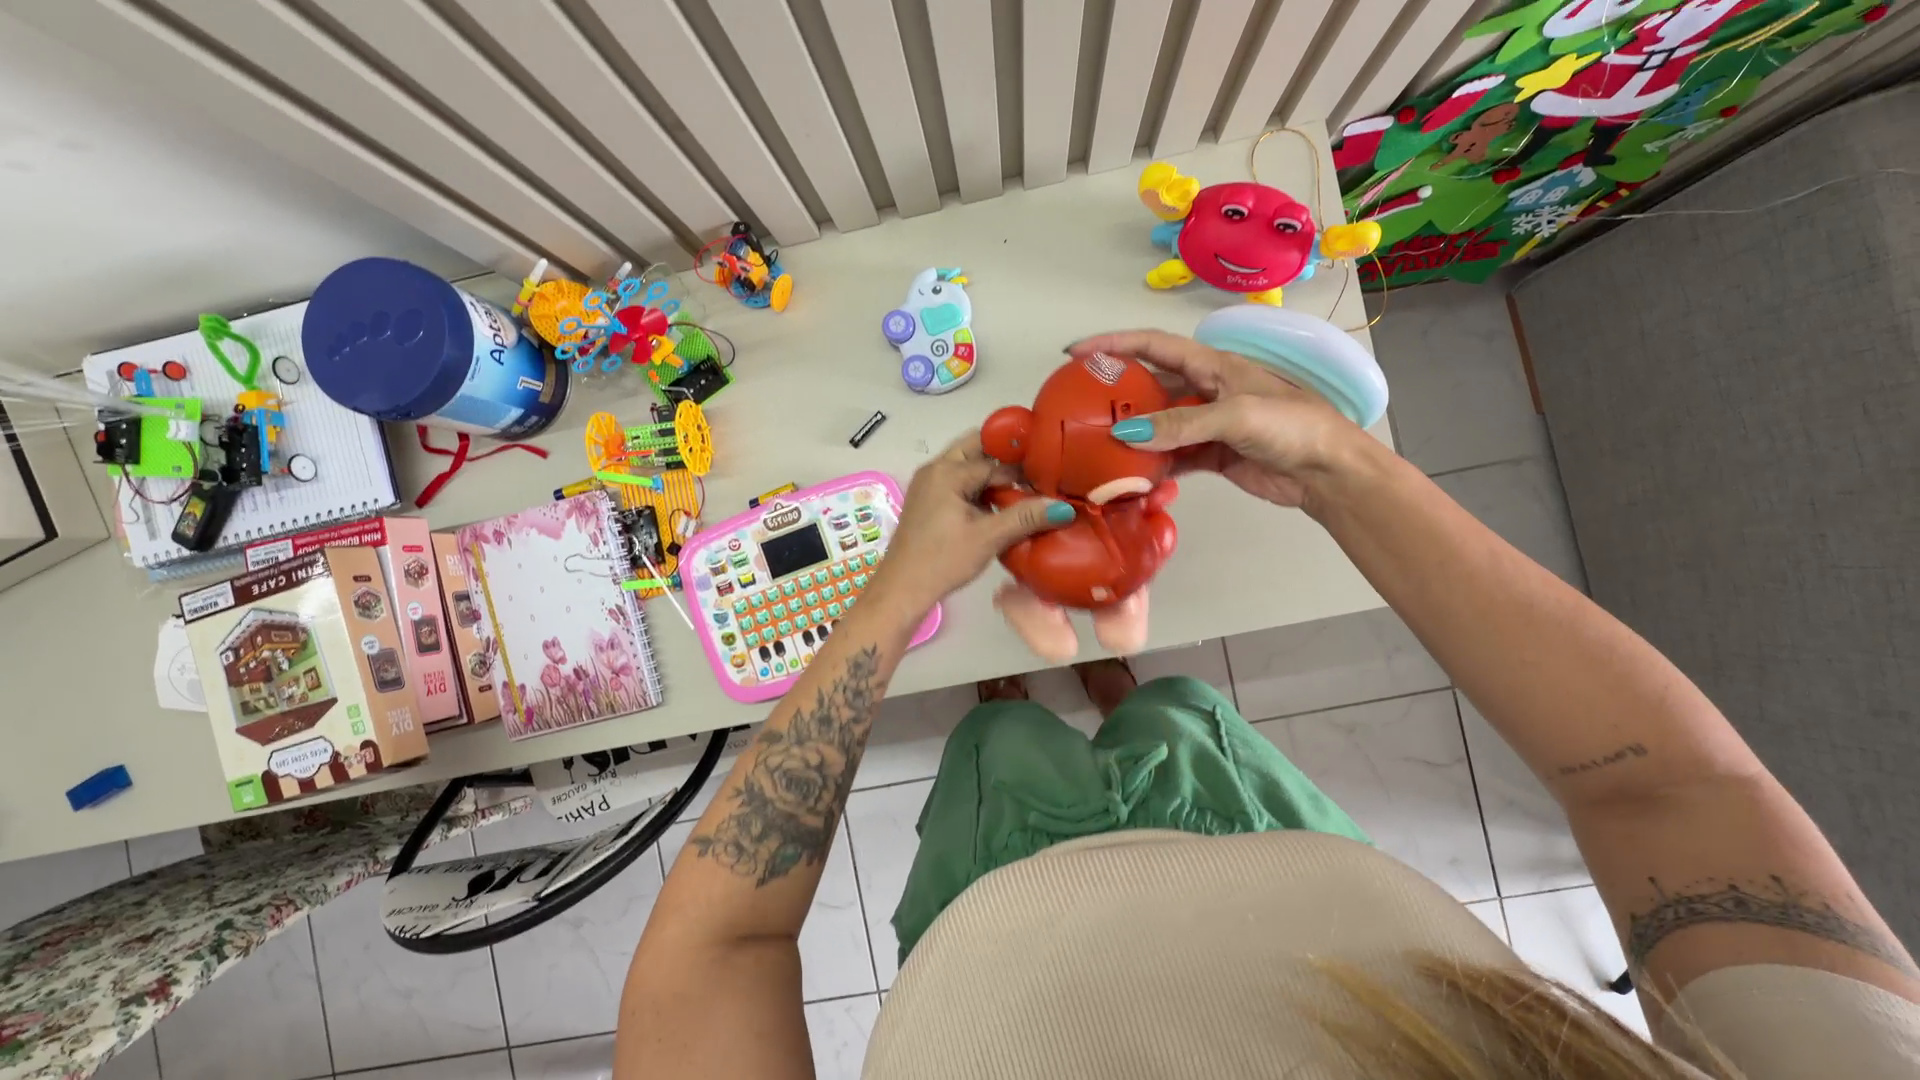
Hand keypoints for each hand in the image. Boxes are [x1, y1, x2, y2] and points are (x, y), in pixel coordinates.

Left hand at [866, 432, 1074, 618]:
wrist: (902, 588)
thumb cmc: (942, 561)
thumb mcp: (988, 538)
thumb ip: (1025, 517)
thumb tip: (1064, 507)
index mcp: (947, 471)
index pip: (995, 461)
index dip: (1023, 470)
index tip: (1048, 480)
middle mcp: (935, 469)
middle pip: (975, 447)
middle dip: (1004, 455)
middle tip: (1034, 469)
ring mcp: (928, 484)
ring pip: (965, 464)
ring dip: (991, 471)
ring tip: (1021, 487)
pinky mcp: (927, 500)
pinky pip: (957, 481)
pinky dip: (977, 485)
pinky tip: (997, 504)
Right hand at [1068, 330, 1369, 512]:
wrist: (1329, 471)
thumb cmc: (1292, 426)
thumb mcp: (1235, 415)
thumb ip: (1181, 423)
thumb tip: (1127, 434)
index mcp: (1214, 365)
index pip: (1154, 346)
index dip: (1114, 344)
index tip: (1075, 352)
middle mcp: (1206, 390)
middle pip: (1151, 385)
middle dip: (1116, 392)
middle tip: (1079, 406)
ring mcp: (1208, 425)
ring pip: (1158, 424)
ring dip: (1132, 434)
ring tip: (1096, 445)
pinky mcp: (1212, 456)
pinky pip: (1172, 457)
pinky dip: (1152, 465)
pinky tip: (1131, 476)